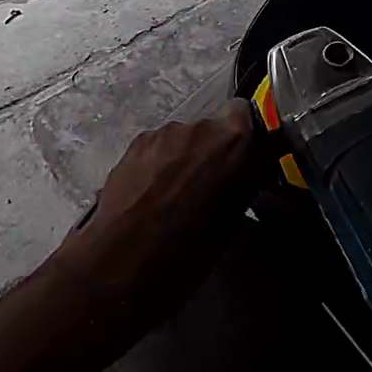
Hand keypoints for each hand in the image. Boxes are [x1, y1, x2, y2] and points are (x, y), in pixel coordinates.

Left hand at [49, 100, 263, 313]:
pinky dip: (156, 162)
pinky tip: (147, 191)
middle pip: (209, 129)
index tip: (235, 158)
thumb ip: (237, 184)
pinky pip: (156, 146)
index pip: (244, 114)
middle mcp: (201, 127)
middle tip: (200, 185)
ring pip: (181, 139)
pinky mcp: (137, 140)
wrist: (127, 257)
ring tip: (169, 192)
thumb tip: (235, 177)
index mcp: (234, 143)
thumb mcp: (231, 220)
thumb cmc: (191, 248)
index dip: (238, 135)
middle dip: (207, 152)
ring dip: (180, 157)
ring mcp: (166, 131)